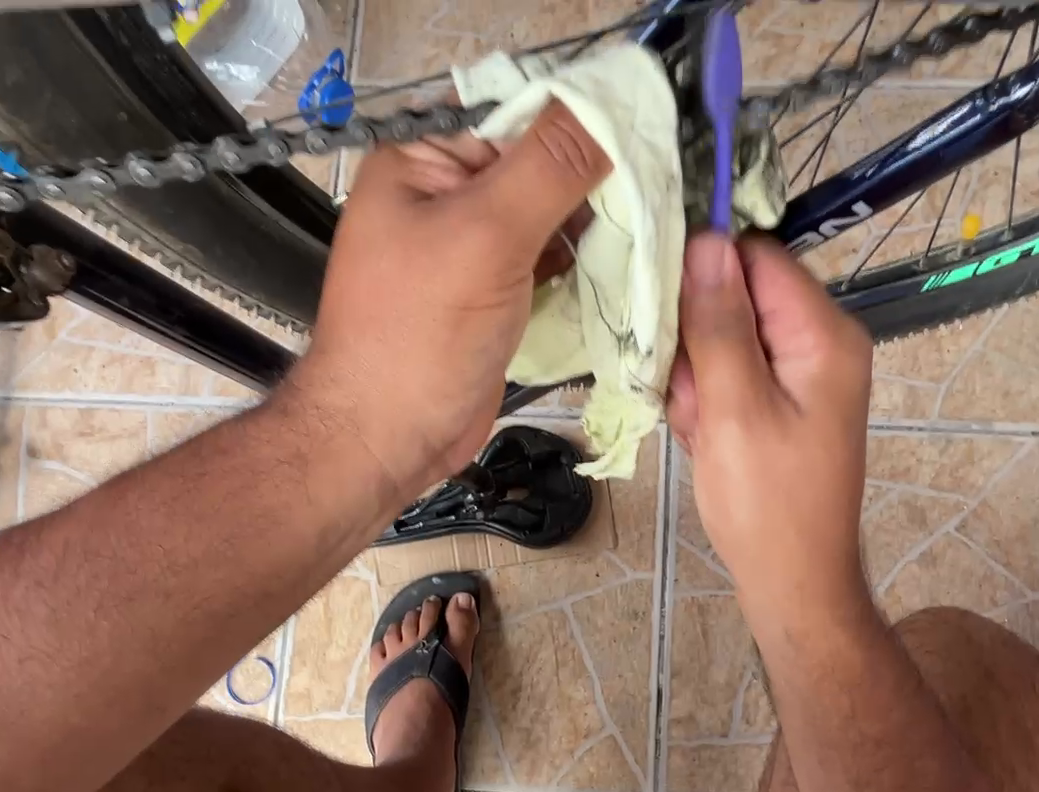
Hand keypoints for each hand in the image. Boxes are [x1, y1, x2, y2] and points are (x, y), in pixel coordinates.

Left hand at [282, 102, 609, 496]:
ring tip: (641, 246)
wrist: (388, 438)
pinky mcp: (486, 304)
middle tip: (650, 212)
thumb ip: (549, 168)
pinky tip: (614, 278)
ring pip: (544, 230)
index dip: (582, 141)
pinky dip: (575, 276)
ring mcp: (465, 258)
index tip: (646, 161)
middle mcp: (441, 204)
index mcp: (421, 167)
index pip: (519, 129)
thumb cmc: (420, 336)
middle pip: (536, 180)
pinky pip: (540, 274)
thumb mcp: (486, 237)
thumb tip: (611, 106)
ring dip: (590, 240)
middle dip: (590, 197)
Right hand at [667, 232, 874, 623]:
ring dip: (696, 381)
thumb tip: (705, 239)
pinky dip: (706, 405)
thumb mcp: (735, 409)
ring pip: (723, 342)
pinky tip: (706, 440)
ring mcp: (798, 375)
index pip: (756, 257)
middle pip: (737, 299)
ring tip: (701, 429)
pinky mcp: (779, 403)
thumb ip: (720, 324)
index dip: (703, 272)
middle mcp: (817, 342)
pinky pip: (728, 378)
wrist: (791, 579)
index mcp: (823, 334)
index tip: (661, 313)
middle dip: (697, 344)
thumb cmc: (766, 502)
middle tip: (693, 399)